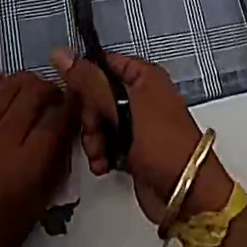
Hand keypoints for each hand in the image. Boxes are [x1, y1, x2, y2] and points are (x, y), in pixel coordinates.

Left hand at [0, 71, 76, 246]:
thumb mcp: (33, 210)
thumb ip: (51, 166)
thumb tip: (64, 131)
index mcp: (23, 171)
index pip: (55, 121)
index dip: (70, 105)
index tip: (75, 101)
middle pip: (33, 95)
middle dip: (50, 89)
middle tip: (55, 97)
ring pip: (5, 87)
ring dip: (24, 82)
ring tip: (32, 88)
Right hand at [51, 47, 233, 225]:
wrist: (186, 194)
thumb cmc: (161, 143)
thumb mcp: (122, 109)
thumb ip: (89, 82)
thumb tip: (60, 52)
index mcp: (143, 75)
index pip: (103, 64)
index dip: (84, 77)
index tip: (71, 93)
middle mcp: (139, 94)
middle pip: (97, 95)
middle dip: (89, 117)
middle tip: (94, 130)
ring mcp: (136, 122)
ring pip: (99, 121)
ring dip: (93, 139)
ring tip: (100, 154)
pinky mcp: (132, 147)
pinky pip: (106, 142)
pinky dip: (101, 153)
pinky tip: (104, 164)